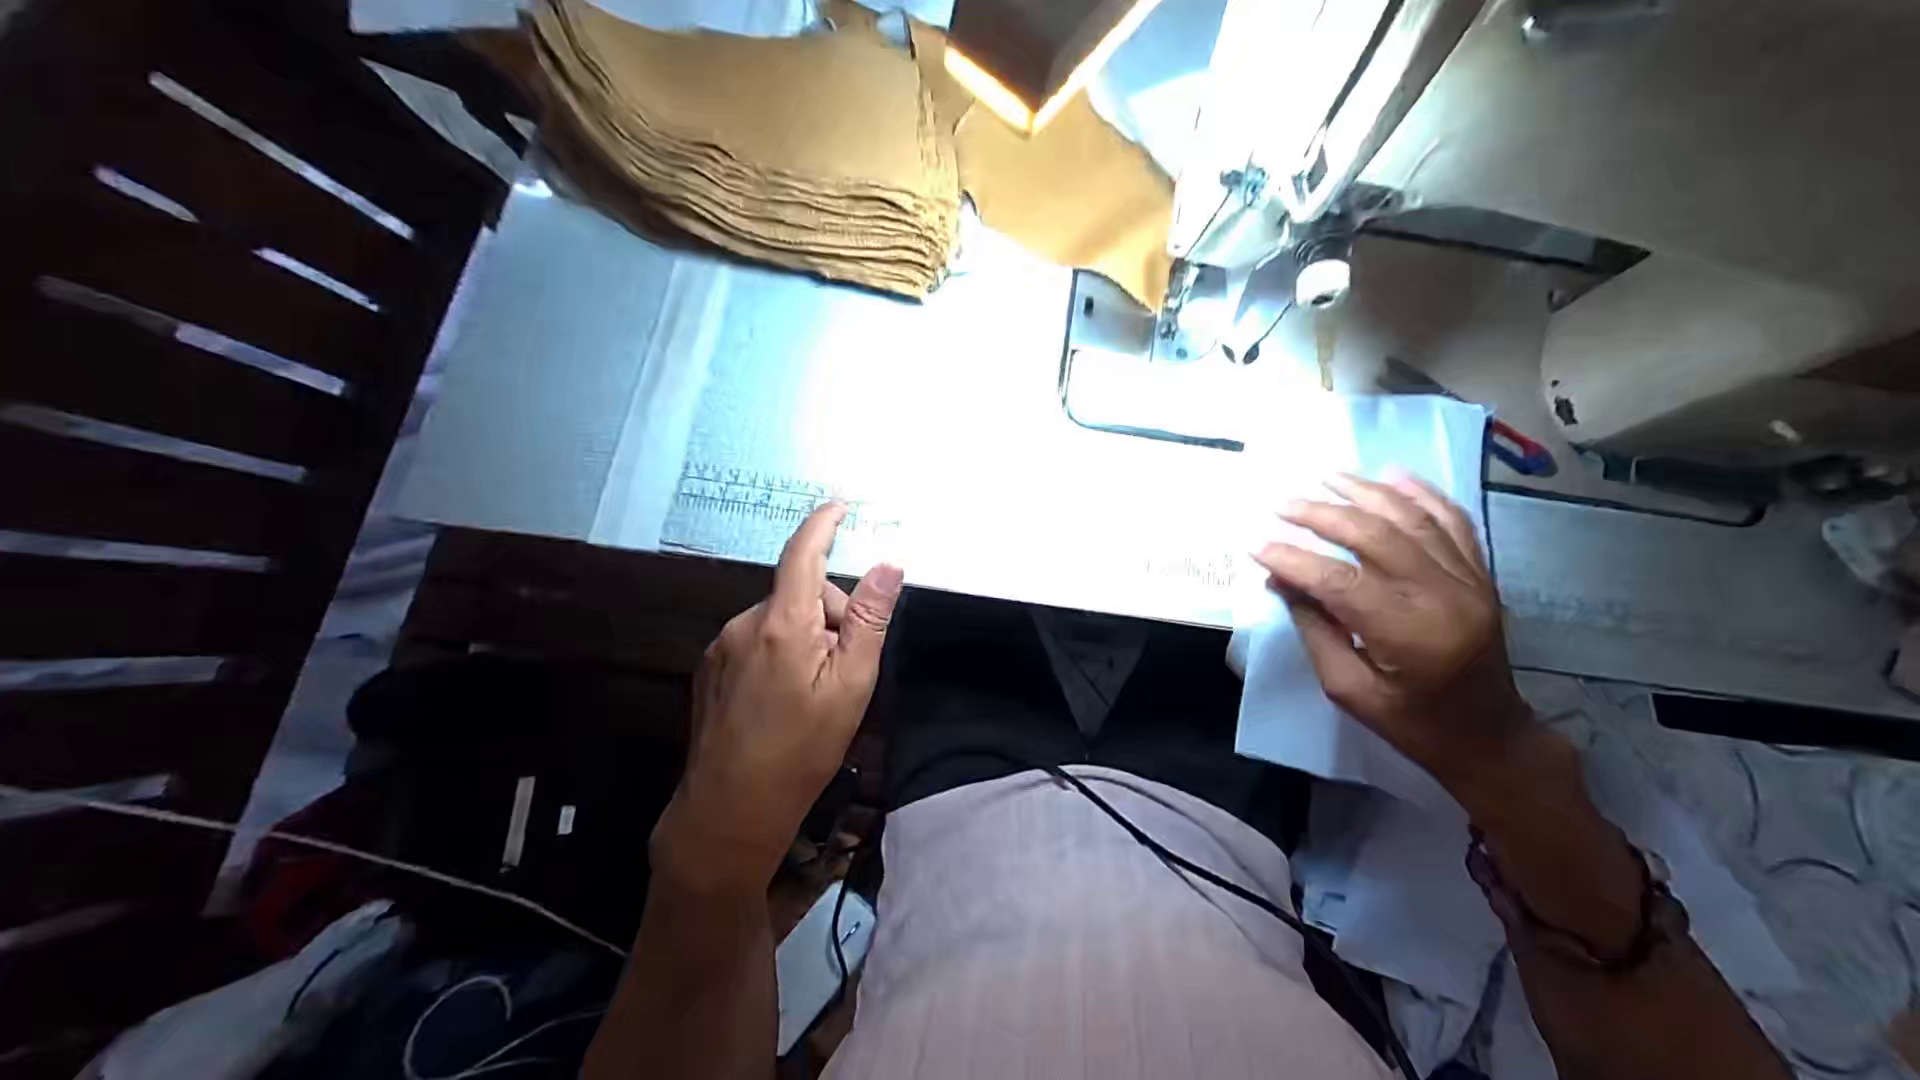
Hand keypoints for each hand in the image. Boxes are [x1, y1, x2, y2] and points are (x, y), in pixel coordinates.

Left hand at [654, 502, 904, 896]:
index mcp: (782, 623)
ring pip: (779, 619)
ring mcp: (722, 645)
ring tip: (810, 693)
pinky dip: (779, 652)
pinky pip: (756, 640)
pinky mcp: (711, 666)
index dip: (823, 524)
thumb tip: (888, 566)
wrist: (729, 810)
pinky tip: (781, 699)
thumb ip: (869, 620)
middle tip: (841, 670)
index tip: (839, 507)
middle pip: (800, 594)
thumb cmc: (802, 749)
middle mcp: (745, 623)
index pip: (803, 554)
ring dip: (804, 638)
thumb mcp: (851, 686)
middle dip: (829, 617)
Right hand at [1252, 471, 1535, 795]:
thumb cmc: (1411, 722)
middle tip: (1284, 505)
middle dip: (1323, 515)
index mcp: (1407, 635)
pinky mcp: (1480, 576)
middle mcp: (1443, 598)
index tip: (1257, 545)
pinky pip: (1452, 522)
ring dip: (1367, 493)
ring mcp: (1468, 582)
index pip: (1339, 581)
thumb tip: (1280, 579)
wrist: (1489, 735)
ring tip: (1327, 477)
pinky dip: (1422, 495)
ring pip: (1413, 520)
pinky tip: (1393, 475)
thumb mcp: (1347, 687)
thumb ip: (1314, 628)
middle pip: (1376, 537)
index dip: (1294, 559)